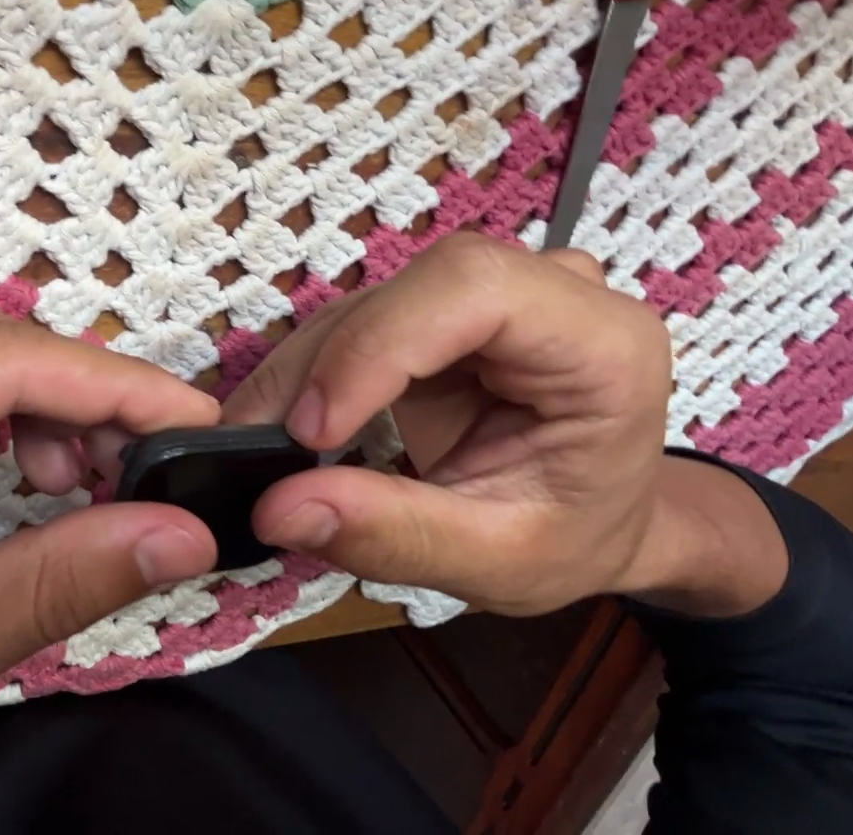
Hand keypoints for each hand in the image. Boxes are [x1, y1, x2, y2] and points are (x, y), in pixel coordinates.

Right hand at [223, 233, 684, 615]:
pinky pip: (356, 319)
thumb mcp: (497, 563)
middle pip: (404, 292)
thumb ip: (396, 536)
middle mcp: (547, 291)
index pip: (472, 290)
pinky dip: (307, 371)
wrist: (598, 518)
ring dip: (299, 371)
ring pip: (366, 302)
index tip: (312, 432)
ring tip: (252, 439)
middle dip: (320, 368)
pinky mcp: (438, 304)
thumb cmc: (573, 539)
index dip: (379, 344)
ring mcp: (488, 289)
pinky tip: (279, 418)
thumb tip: (277, 509)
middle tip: (254, 443)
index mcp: (600, 344)